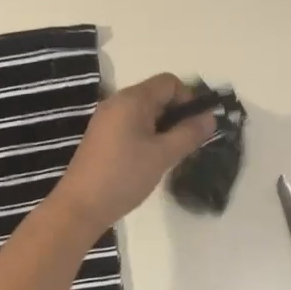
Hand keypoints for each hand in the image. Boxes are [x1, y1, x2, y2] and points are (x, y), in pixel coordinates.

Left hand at [52, 74, 216, 231]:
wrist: (80, 207)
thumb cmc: (124, 177)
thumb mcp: (162, 155)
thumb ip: (189, 134)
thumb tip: (210, 117)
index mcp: (132, 99)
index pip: (169, 82)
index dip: (188, 99)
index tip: (196, 127)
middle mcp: (116, 103)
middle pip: (156, 96)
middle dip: (176, 116)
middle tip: (186, 145)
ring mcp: (106, 121)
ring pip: (144, 114)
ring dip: (162, 130)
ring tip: (169, 157)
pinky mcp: (100, 139)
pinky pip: (130, 128)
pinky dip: (146, 138)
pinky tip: (149, 162)